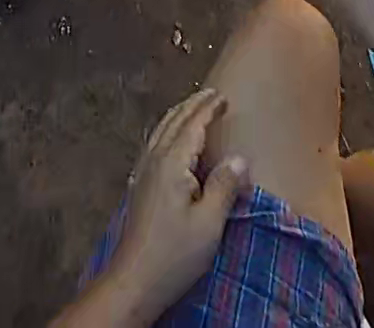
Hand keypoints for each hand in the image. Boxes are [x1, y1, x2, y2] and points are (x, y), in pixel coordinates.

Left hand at [101, 88, 249, 323]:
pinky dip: (166, 128)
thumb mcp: (209, 223)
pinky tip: (167, 136)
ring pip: (161, 129)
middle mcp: (155, 158)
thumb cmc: (175, 252)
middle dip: (193, 105)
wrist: (135, 278)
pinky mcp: (139, 182)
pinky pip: (154, 141)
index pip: (192, 125)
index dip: (208, 109)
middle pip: (174, 121)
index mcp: (172, 162)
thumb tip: (239, 157)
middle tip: (211, 94)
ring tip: (192, 107)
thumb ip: (224, 186)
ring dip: (178, 114)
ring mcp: (143, 169)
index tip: (222, 97)